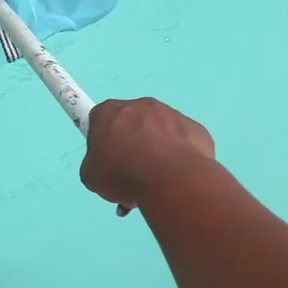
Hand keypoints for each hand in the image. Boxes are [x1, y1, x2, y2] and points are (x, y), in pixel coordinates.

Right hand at [81, 99, 217, 214]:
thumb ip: (96, 162)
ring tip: (155, 177)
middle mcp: (140, 105)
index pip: (100, 119)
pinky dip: (178, 155)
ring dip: (155, 148)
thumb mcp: (91, 176)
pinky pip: (182, 140)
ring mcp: (172, 114)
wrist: (172, 181)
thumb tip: (108, 167)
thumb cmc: (123, 174)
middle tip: (130, 169)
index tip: (107, 157)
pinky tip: (175, 174)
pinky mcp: (196, 128)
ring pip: (159, 130)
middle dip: (130, 142)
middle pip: (131, 122)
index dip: (102, 140)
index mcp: (108, 111)